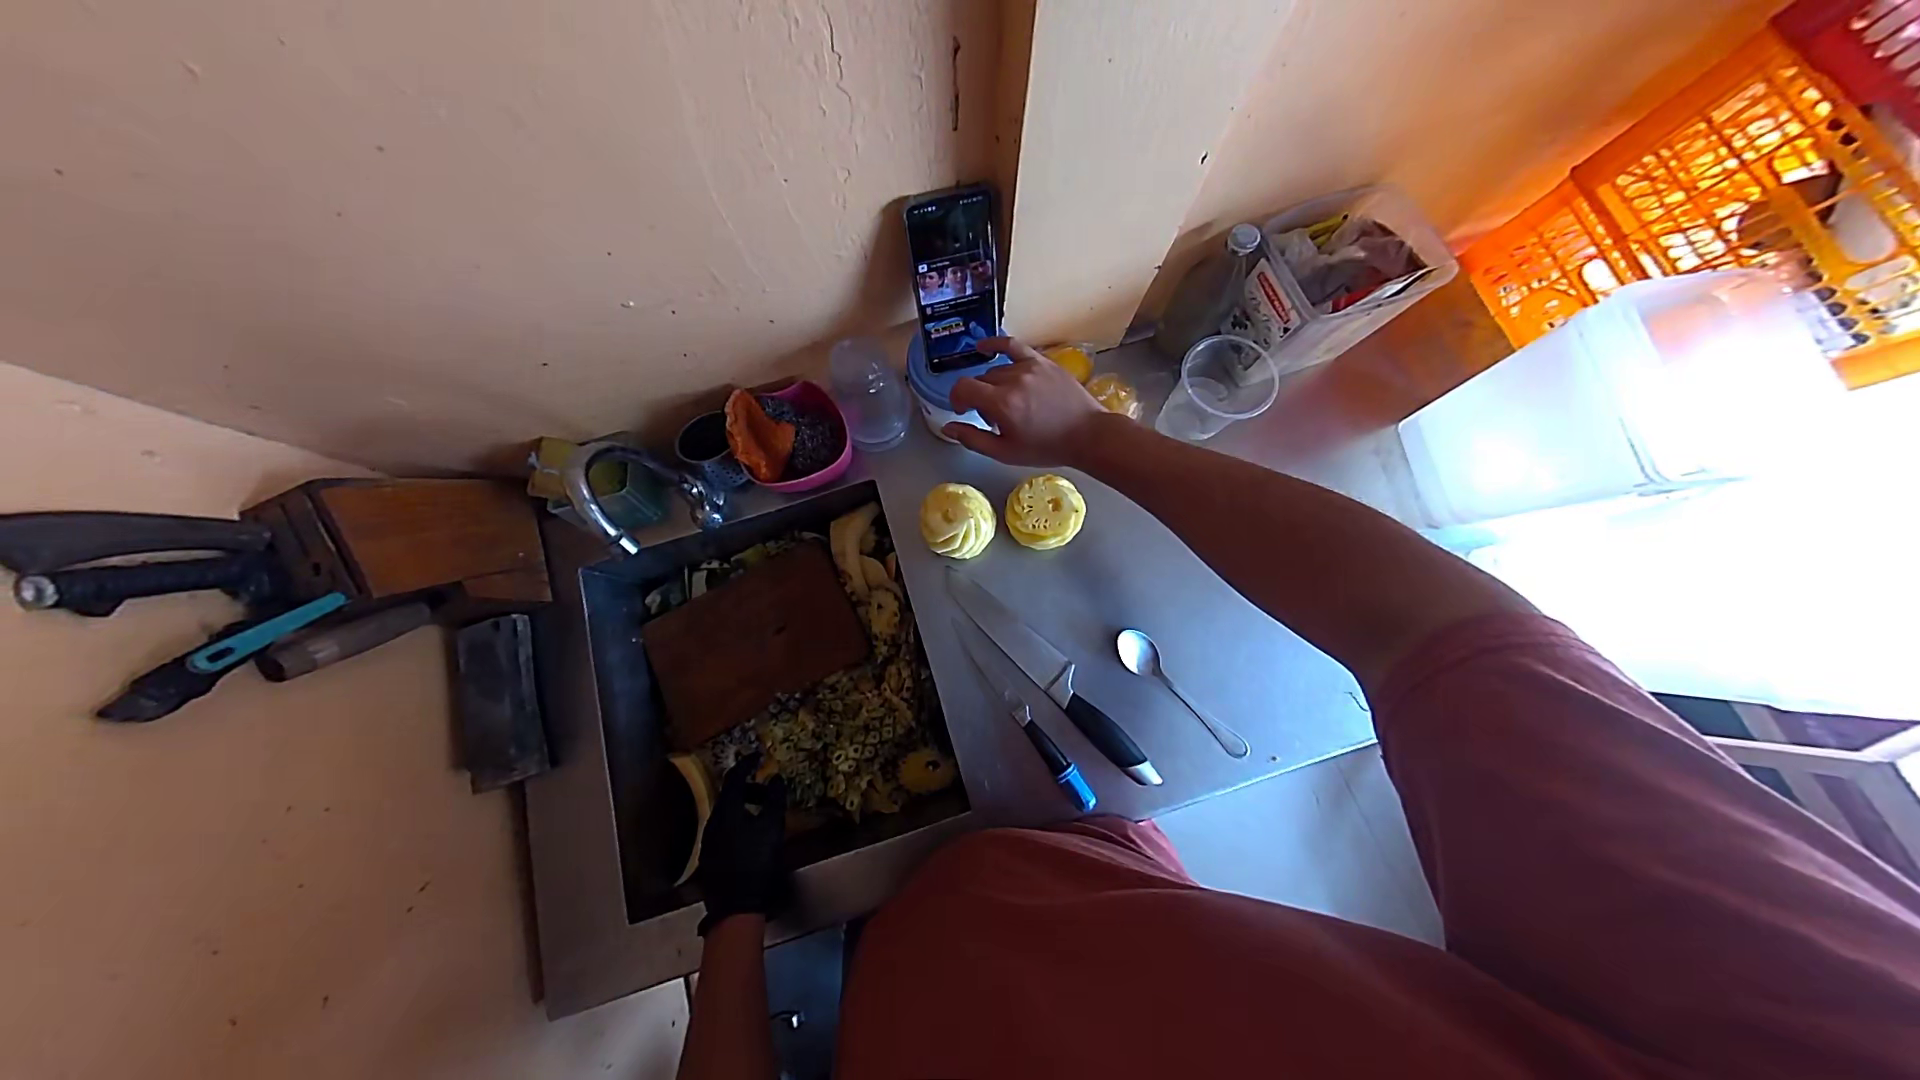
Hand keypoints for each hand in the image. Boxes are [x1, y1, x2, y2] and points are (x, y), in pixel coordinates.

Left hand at [695, 755, 789, 935]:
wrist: (736, 906)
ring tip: (764, 815)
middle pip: (730, 796)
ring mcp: (708, 841)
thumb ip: (774, 799)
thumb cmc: (757, 862)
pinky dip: (739, 823)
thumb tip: (776, 779)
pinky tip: (751, 836)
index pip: (734, 778)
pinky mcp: (710, 856)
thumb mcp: (772, 827)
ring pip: (727, 813)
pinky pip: (724, 829)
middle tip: (769, 792)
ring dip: (745, 807)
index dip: (747, 764)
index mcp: (726, 810)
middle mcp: (712, 821)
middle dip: (751, 789)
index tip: (758, 757)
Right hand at [944, 337, 1112, 466]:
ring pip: (996, 370)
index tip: (963, 411)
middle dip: (979, 398)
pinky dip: (996, 344)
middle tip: (993, 418)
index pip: (963, 388)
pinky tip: (983, 347)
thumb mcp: (1005, 452)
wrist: (1087, 435)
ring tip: (1005, 403)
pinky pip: (1013, 346)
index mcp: (1002, 404)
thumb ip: (973, 439)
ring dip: (993, 385)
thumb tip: (948, 428)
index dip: (957, 399)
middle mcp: (1013, 380)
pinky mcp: (1042, 362)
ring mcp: (1029, 367)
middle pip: (981, 381)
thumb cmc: (1046, 448)